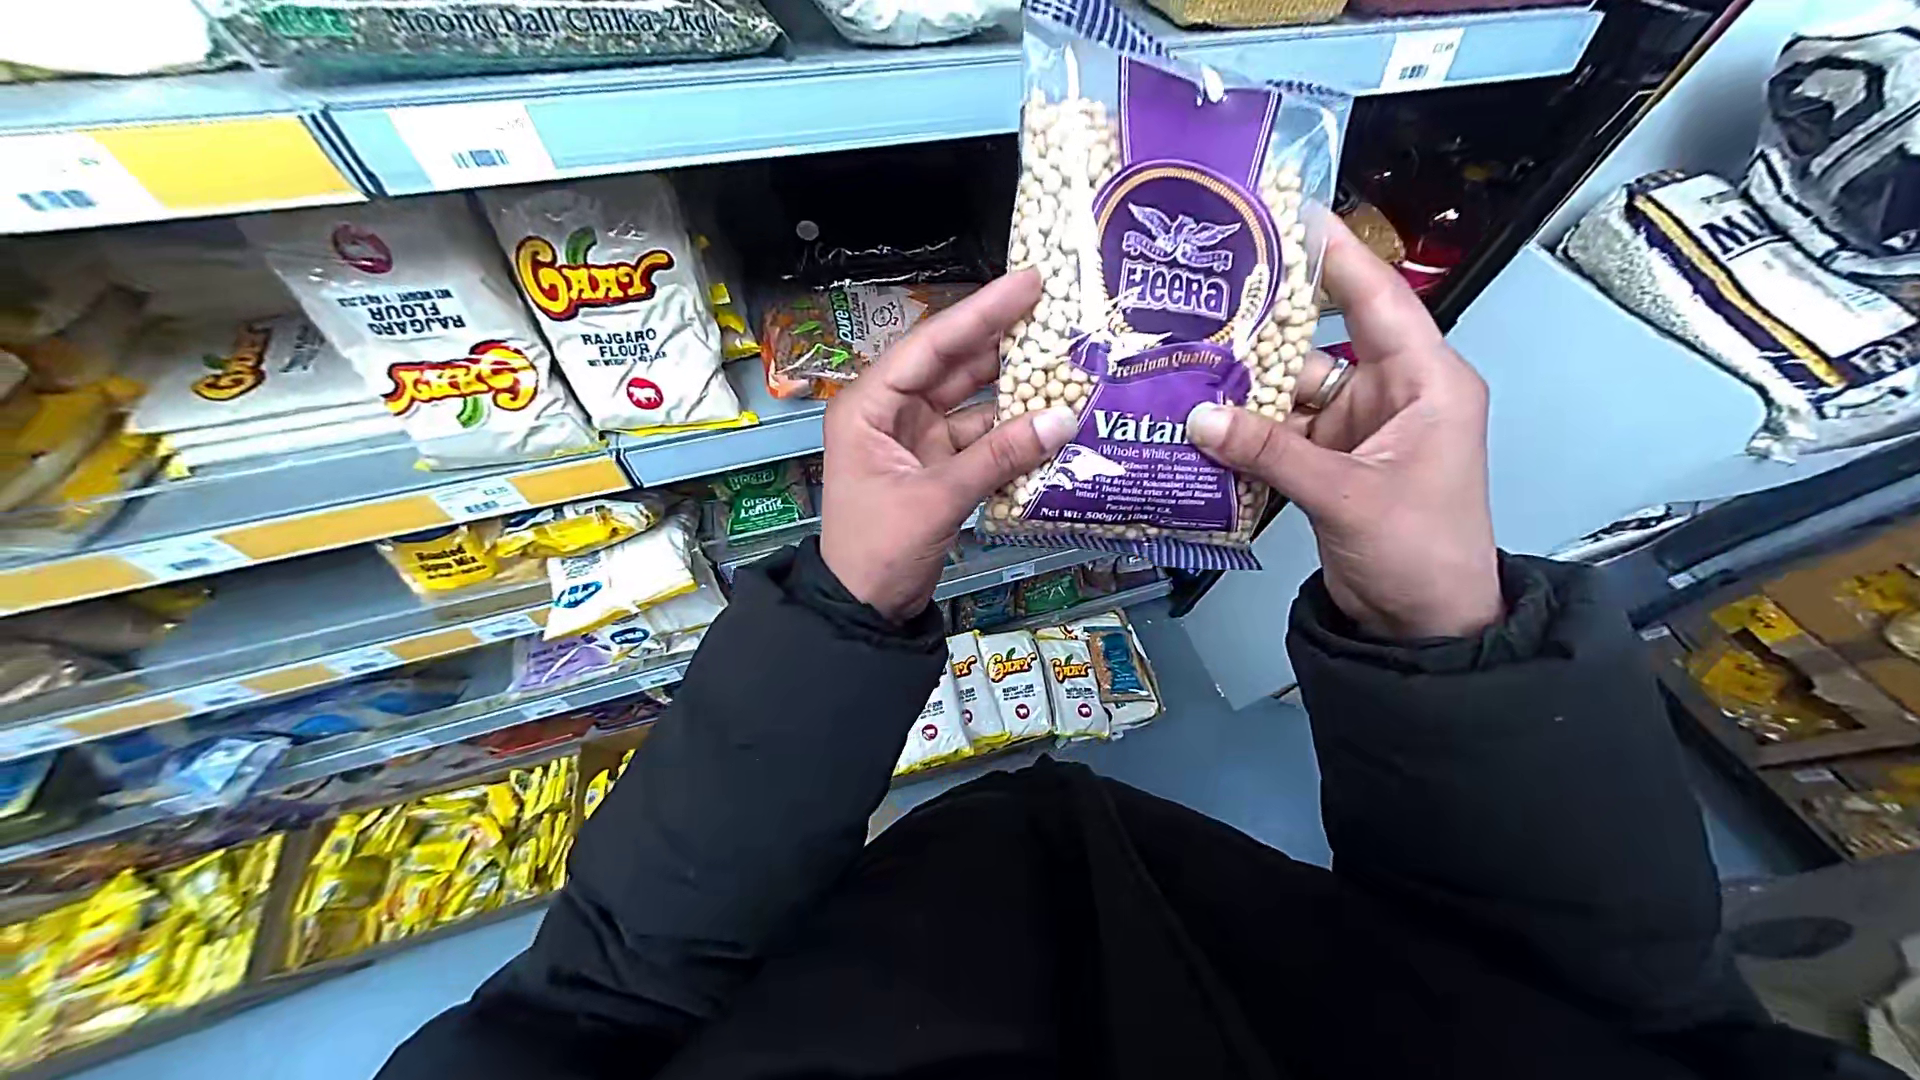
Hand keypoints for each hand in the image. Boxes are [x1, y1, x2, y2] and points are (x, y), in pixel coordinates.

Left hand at [820, 271, 1077, 621]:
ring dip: (1013, 390)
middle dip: (1003, 342)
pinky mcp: (938, 466)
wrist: (864, 606)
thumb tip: (1061, 421)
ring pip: (971, 402)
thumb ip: (998, 459)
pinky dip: (1011, 435)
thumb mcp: (936, 500)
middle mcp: (892, 413)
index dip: (981, 312)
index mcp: (869, 406)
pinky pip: (980, 439)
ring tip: (1065, 364)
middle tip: (1057, 312)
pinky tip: (1048, 424)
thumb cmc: (878, 550)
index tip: (1028, 283)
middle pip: (953, 366)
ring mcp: (917, 439)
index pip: (930, 345)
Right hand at [1185, 218, 1501, 639]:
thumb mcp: (1346, 495)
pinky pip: (1276, 436)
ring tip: (1183, 379)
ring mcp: (1351, 432)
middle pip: (1316, 349)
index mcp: (1423, 383)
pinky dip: (1242, 437)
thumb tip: (1198, 417)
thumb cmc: (1418, 549)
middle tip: (1201, 316)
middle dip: (1260, 339)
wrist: (1420, 623)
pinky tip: (1201, 429)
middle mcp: (1386, 396)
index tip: (1290, 219)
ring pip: (1287, 397)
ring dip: (1241, 397)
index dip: (1336, 258)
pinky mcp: (1324, 464)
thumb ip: (1270, 453)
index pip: (1379, 301)